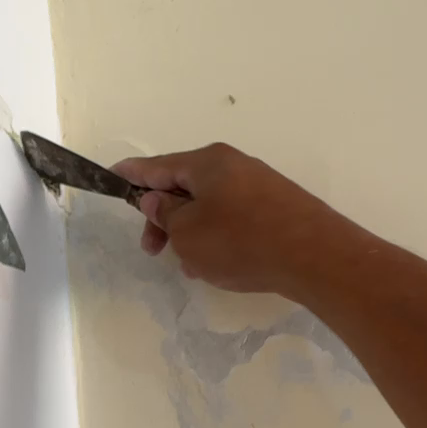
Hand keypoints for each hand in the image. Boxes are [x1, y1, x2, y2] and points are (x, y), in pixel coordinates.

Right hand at [114, 142, 342, 299]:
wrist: (315, 257)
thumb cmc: (240, 242)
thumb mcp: (187, 232)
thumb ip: (165, 213)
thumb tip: (156, 198)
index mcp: (206, 162)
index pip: (156, 165)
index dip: (131, 174)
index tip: (111, 177)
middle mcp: (232, 165)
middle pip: (183, 186)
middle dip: (162, 217)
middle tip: (152, 249)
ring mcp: (257, 185)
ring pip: (207, 205)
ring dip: (189, 232)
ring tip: (189, 265)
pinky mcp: (274, 207)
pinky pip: (231, 218)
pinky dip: (214, 237)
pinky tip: (215, 265)